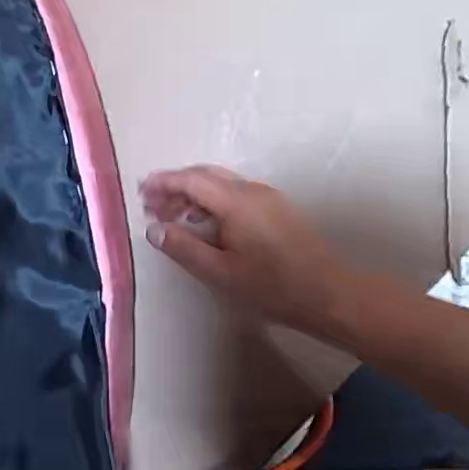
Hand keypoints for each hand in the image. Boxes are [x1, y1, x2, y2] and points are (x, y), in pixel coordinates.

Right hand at [139, 165, 351, 334]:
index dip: (163, 183)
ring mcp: (268, 197)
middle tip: (152, 205)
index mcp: (236, 201)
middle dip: (176, 186)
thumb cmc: (271, 286)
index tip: (140, 191)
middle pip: (206, 175)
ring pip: (222, 184)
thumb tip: (154, 229)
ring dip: (194, 194)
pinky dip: (212, 201)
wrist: (328, 294)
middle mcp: (252, 190)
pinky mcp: (277, 209)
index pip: (191, 180)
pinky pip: (236, 194)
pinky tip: (204, 224)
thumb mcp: (220, 272)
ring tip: (172, 217)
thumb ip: (184, 247)